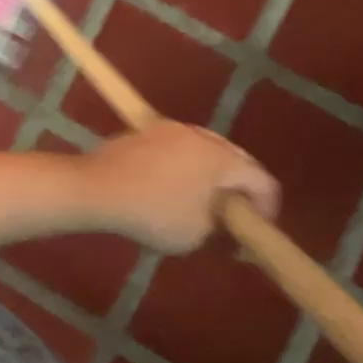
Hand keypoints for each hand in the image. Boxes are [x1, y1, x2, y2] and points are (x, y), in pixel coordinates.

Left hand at [79, 121, 279, 253]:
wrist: (95, 187)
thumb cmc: (152, 212)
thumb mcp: (199, 233)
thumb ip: (222, 226)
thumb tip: (222, 220)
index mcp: (220, 158)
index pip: (262, 180)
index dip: (268, 208)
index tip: (256, 233)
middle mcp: (198, 135)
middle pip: (236, 158)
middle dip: (242, 187)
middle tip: (236, 215)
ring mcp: (167, 129)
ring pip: (206, 148)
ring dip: (213, 173)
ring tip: (206, 200)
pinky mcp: (143, 132)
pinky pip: (178, 146)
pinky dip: (186, 164)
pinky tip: (176, 185)